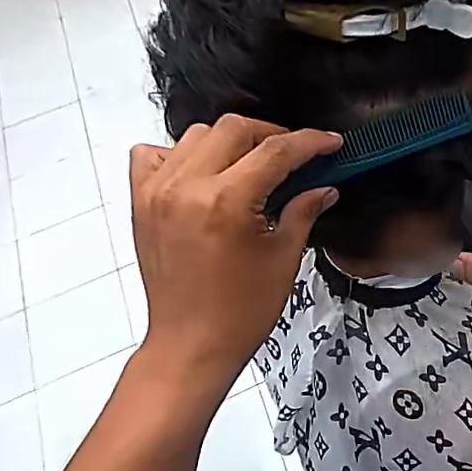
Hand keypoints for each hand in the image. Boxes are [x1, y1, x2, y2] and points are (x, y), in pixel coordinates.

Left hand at [128, 115, 339, 379]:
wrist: (193, 341)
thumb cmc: (241, 310)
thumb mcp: (284, 258)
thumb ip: (303, 212)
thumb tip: (323, 188)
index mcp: (226, 201)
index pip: (275, 151)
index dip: (309, 142)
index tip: (330, 142)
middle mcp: (186, 186)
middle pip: (234, 129)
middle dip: (273, 135)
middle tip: (298, 153)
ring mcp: (157, 190)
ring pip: (196, 135)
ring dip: (232, 142)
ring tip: (256, 164)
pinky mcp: (141, 201)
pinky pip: (156, 154)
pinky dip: (184, 153)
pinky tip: (208, 173)